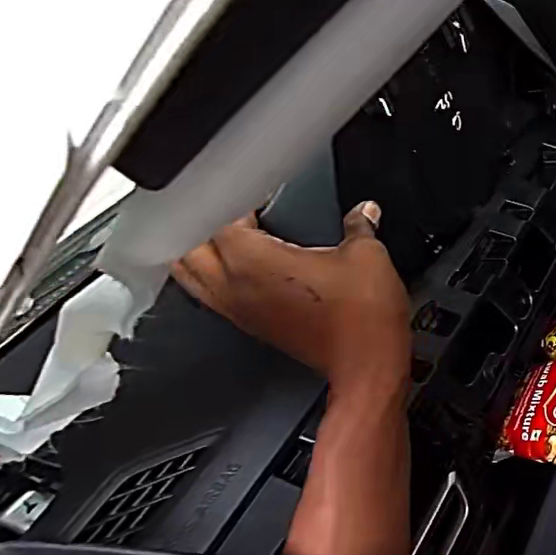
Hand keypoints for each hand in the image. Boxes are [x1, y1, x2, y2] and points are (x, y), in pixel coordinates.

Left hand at [172, 202, 410, 392]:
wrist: (367, 362)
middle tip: (237, 210)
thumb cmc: (362, 317)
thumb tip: (364, 212)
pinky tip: (243, 272)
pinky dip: (214, 278)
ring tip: (228, 237)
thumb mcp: (368, 255)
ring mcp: (239, 310)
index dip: (235, 198)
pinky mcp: (252, 326)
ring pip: (191, 274)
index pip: (215, 216)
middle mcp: (234, 287)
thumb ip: (359, 225)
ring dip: (200, 252)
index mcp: (253, 261)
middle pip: (187, 245)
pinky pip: (212, 296)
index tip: (259, 192)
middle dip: (206, 222)